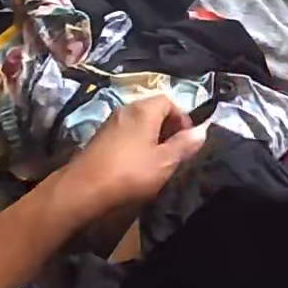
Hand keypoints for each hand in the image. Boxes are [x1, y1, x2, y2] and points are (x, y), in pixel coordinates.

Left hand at [47, 96, 210, 224]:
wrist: (85, 187)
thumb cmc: (130, 172)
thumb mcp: (164, 162)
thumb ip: (184, 145)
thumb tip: (202, 130)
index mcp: (143, 110)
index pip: (168, 100)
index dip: (182, 117)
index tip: (187, 140)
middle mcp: (125, 109)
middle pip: (153, 109)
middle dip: (168, 127)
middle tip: (175, 152)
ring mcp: (111, 121)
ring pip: (139, 121)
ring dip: (153, 136)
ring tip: (159, 160)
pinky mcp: (101, 136)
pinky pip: (126, 131)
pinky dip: (137, 141)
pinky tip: (138, 163)